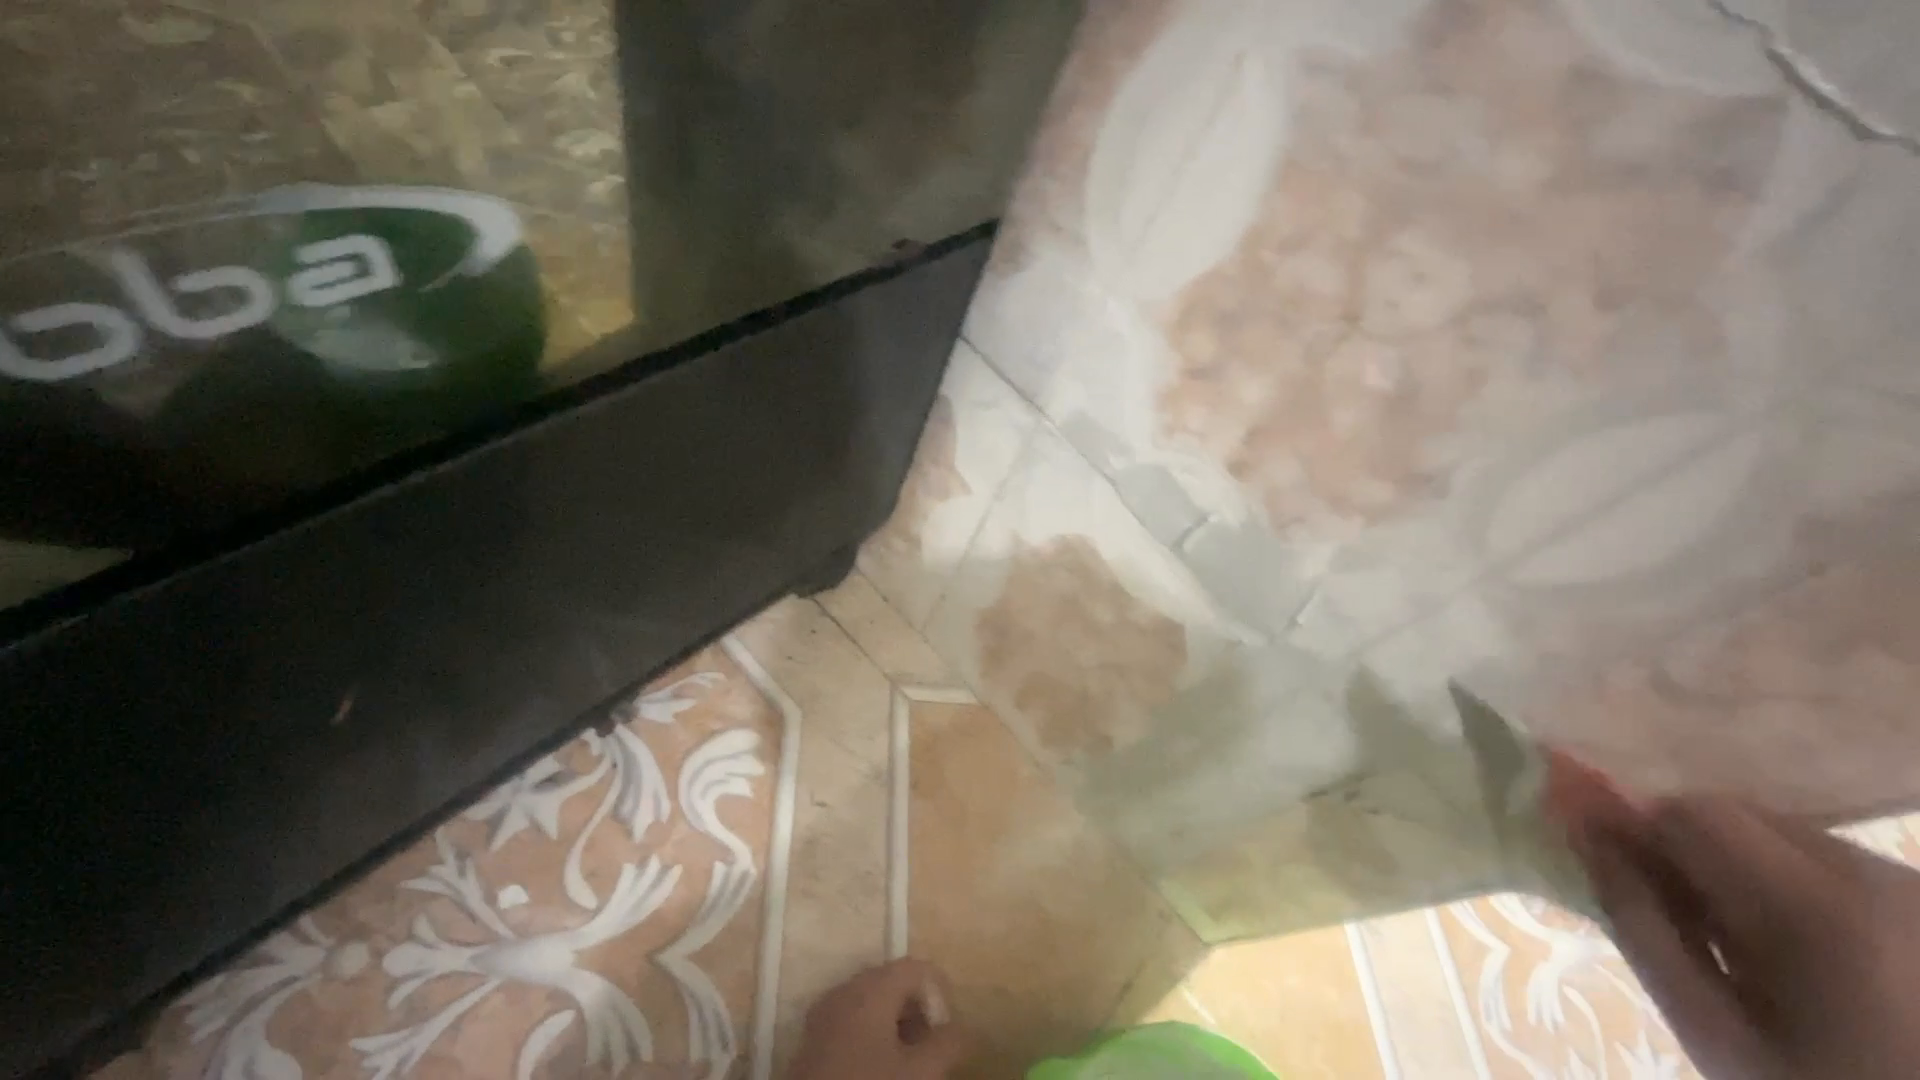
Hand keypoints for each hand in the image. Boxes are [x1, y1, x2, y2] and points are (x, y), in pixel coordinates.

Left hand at [787, 959, 970, 1079]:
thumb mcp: (919, 1073)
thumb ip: (947, 1044)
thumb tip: (962, 1027)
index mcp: (871, 988)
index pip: (915, 967)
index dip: (938, 991)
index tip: (948, 1026)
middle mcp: (844, 990)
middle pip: (891, 982)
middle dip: (916, 1010)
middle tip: (931, 1046)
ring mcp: (824, 1015)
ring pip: (870, 1004)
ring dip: (894, 1025)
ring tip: (908, 1060)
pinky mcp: (811, 1041)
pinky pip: (851, 1022)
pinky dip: (872, 1036)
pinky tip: (879, 1066)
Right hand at [1563, 781, 1919, 1079]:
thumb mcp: (1705, 1026)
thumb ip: (1637, 921)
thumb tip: (1581, 831)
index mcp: (1816, 909)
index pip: (1691, 811)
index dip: (1638, 828)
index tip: (1609, 861)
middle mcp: (1875, 875)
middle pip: (1734, 814)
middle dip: (1684, 849)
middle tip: (1670, 909)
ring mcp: (1909, 883)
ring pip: (1772, 828)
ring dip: (1730, 862)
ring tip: (1731, 932)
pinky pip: (1818, 852)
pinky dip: (1778, 877)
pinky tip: (1785, 938)